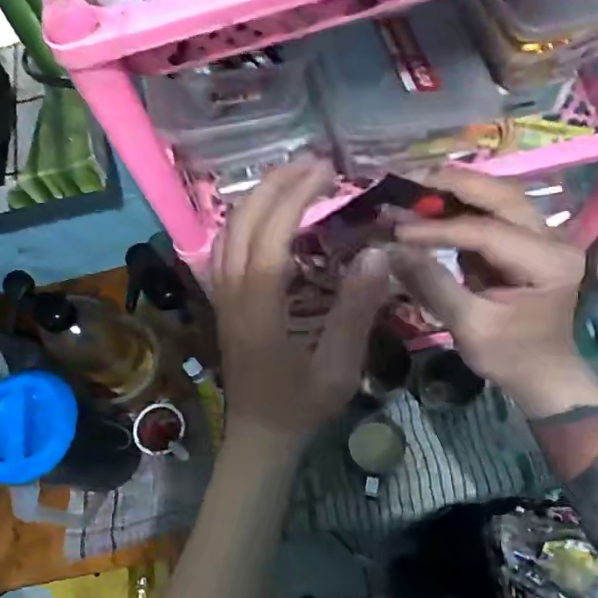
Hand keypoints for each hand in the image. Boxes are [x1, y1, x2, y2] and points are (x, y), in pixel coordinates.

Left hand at [212, 160, 392, 447]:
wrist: (258, 434)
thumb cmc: (300, 405)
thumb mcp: (339, 366)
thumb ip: (356, 310)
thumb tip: (376, 252)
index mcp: (259, 308)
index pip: (271, 237)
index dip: (295, 197)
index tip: (325, 170)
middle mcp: (231, 295)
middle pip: (241, 226)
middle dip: (272, 187)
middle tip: (310, 162)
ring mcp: (221, 299)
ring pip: (226, 236)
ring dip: (255, 201)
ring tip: (290, 178)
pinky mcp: (222, 305)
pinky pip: (224, 252)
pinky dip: (243, 223)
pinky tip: (266, 216)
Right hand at [388, 168, 597, 417]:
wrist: (543, 374)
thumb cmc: (509, 355)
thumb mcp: (468, 324)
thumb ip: (431, 282)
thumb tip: (389, 250)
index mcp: (547, 261)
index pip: (484, 231)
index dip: (436, 227)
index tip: (393, 229)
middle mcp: (553, 239)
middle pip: (501, 196)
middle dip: (452, 185)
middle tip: (406, 180)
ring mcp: (542, 238)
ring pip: (499, 198)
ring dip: (456, 190)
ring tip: (414, 187)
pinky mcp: (525, 244)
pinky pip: (492, 214)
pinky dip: (460, 207)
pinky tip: (429, 206)